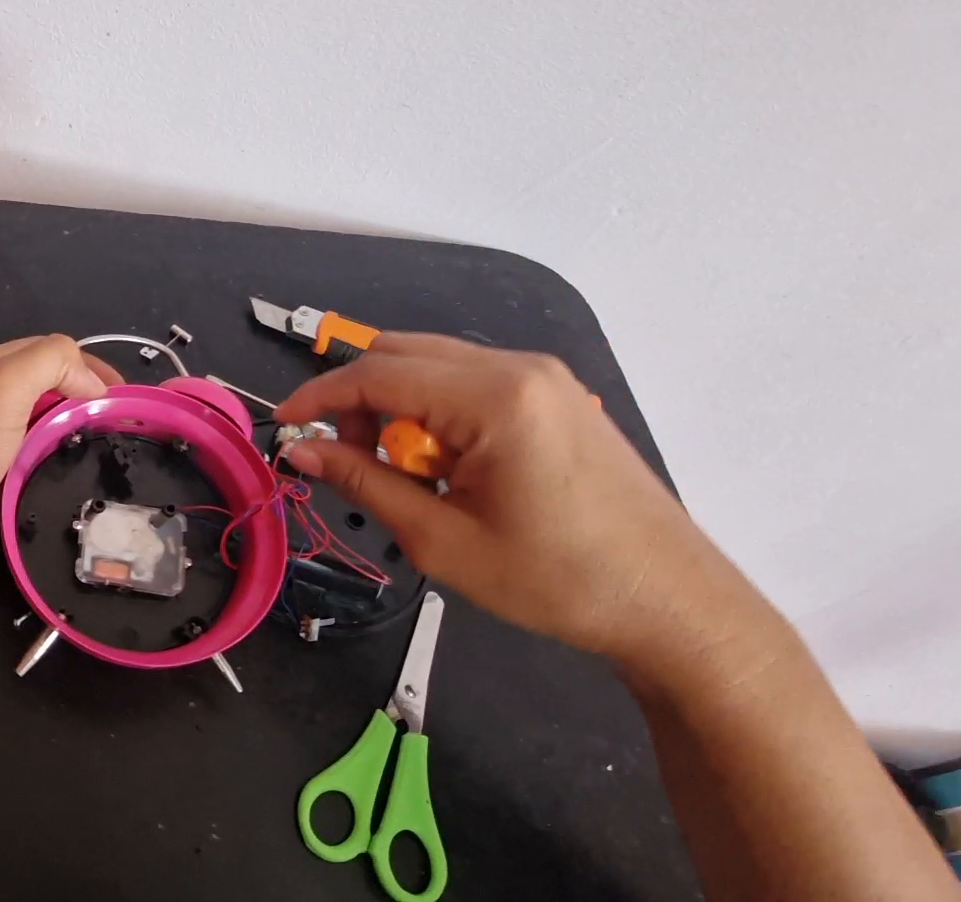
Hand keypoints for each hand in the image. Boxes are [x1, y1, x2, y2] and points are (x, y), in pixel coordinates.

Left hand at [0, 335, 123, 567]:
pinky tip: (80, 472)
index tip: (123, 399)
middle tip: (123, 427)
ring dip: (80, 430)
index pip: (55, 351)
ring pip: (52, 421)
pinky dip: (64, 457)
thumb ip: (50, 362)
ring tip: (110, 450)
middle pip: (55, 385)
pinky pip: (42, 453)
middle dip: (90, 399)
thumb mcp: (4, 385)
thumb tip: (91, 384)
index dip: (91, 368)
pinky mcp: (0, 469)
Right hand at [274, 333, 739, 667]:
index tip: (284, 427)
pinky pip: (468, 382)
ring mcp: (544, 377)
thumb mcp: (440, 538)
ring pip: (433, 365)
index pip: (377, 374)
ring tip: (397, 469)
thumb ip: (361, 481)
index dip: (319, 396)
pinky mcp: (556, 396)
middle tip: (344, 457)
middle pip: (402, 354)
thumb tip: (300, 452)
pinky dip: (432, 410)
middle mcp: (518, 368)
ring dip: (395, 405)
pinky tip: (442, 462)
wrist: (677, 607)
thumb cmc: (555, 580)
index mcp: (493, 397)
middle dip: (357, 399)